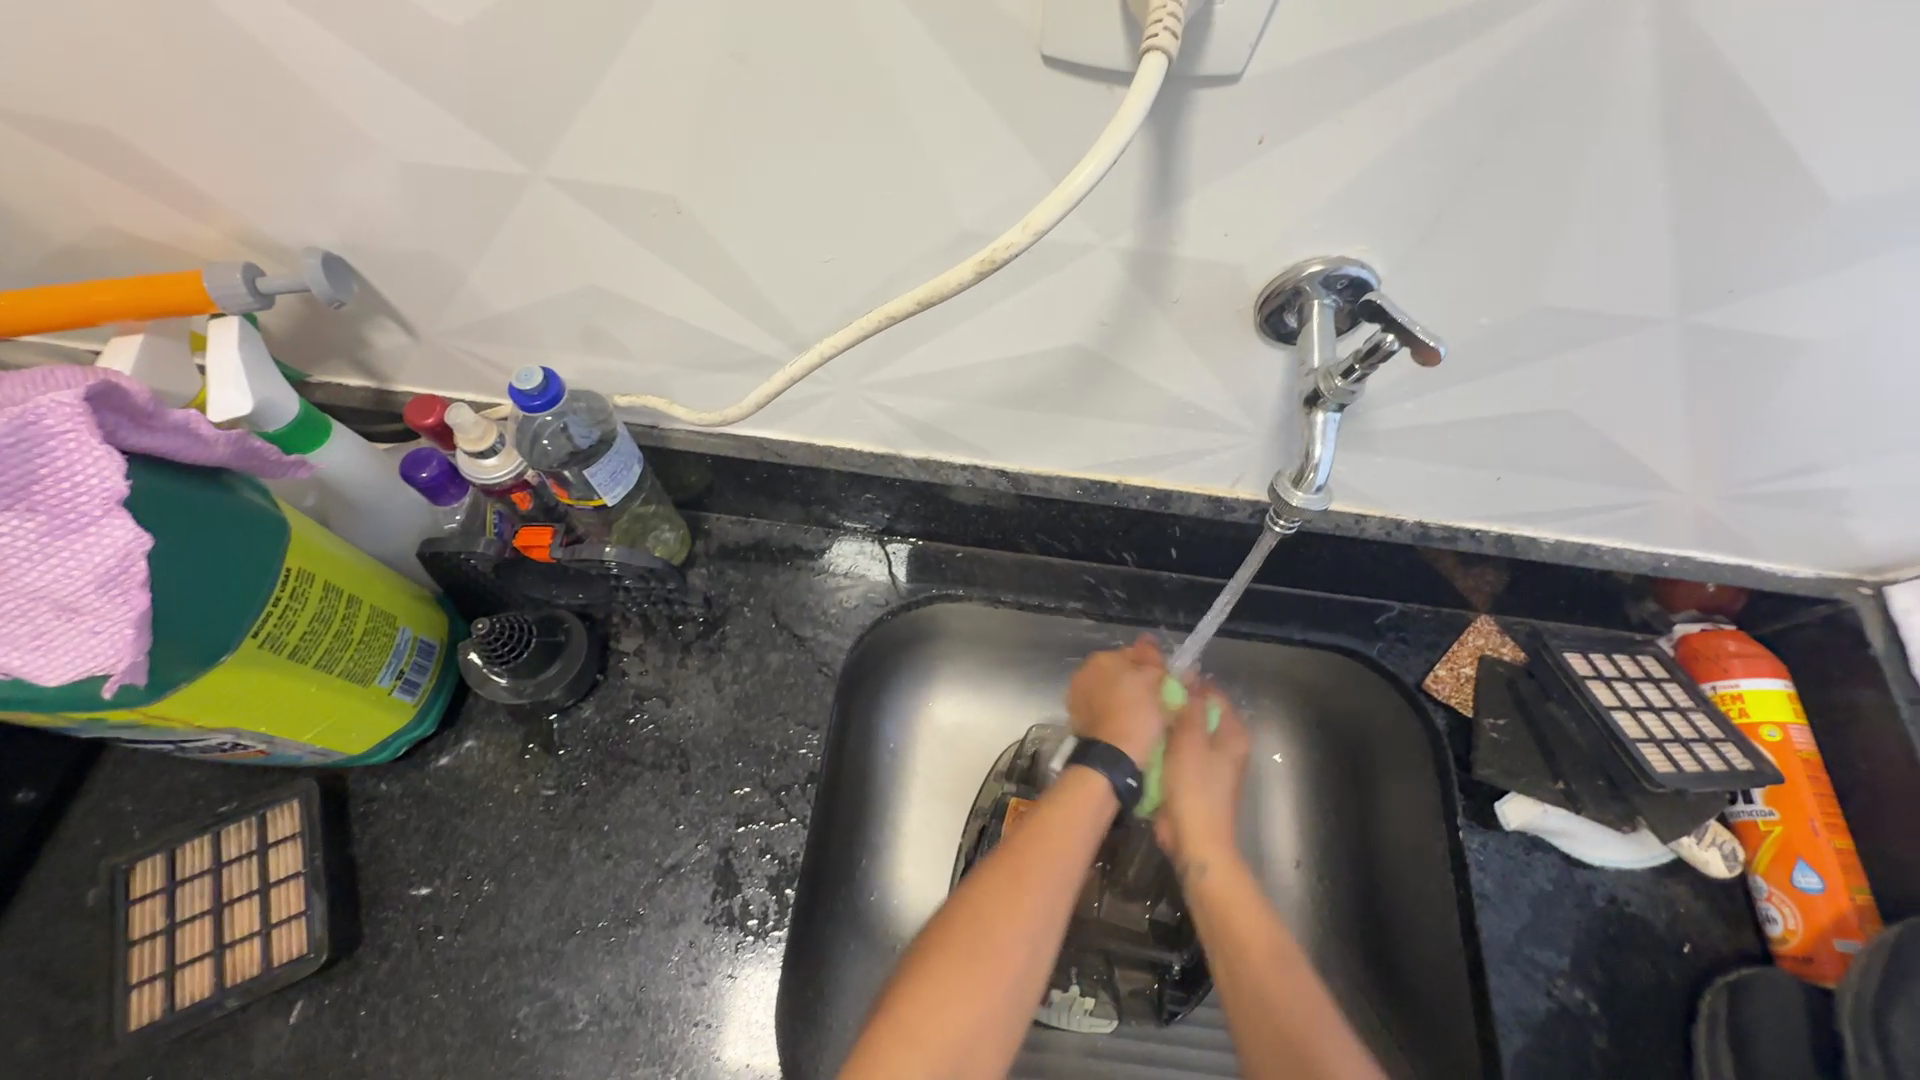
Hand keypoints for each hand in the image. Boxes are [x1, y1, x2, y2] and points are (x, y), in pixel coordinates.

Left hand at [1065, 635, 1168, 766]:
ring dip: (1124, 697)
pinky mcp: (1077, 718)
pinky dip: (1113, 712)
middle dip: (1136, 681)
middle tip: (1157, 699)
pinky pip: (1102, 709)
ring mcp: (1077, 696)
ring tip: (1144, 715)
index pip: (1134, 654)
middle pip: (1119, 672)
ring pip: (1109, 690)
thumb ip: (1152, 659)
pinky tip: (1127, 724)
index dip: (1153, 667)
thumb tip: (1148, 641)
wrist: (1110, 757)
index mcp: (1102, 658)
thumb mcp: (1153, 682)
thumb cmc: (1136, 715)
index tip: (1166, 682)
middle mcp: (1084, 672)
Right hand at [1154, 681, 1251, 880]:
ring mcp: (1208, 764)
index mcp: (1233, 734)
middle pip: (1198, 714)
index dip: (1189, 685)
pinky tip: (1143, 744)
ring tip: (1142, 718)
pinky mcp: (1191, 779)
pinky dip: (1162, 750)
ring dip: (1166, 730)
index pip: (1213, 695)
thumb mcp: (1190, 740)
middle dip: (1174, 707)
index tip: (1161, 681)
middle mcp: (1225, 746)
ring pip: (1184, 735)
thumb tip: (1189, 678)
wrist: (1194, 840)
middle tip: (1146, 699)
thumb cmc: (1195, 788)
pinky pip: (1175, 755)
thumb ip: (1191, 707)